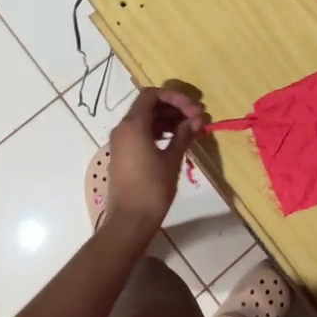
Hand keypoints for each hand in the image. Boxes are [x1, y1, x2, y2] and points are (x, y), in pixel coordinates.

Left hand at [104, 88, 205, 236]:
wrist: (129, 221)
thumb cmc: (152, 189)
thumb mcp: (172, 160)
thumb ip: (183, 135)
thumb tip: (196, 120)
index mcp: (133, 125)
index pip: (151, 95)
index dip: (174, 97)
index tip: (193, 108)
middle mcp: (123, 128)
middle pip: (148, 105)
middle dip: (173, 108)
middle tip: (196, 118)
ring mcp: (121, 141)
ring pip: (145, 119)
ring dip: (167, 120)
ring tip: (190, 129)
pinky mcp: (123, 154)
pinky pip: (140, 132)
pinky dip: (158, 131)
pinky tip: (175, 140)